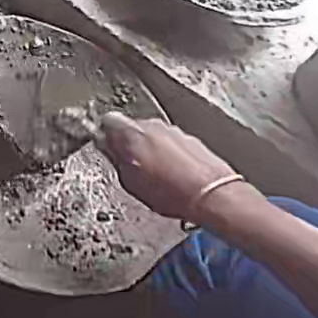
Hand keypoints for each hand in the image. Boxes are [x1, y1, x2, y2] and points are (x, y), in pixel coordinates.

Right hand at [96, 113, 251, 223]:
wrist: (212, 196)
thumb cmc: (173, 192)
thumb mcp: (129, 182)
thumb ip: (115, 160)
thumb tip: (109, 150)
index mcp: (130, 132)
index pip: (107, 121)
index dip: (105, 136)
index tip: (108, 150)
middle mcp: (152, 125)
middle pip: (131, 127)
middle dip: (129, 143)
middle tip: (131, 167)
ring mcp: (173, 130)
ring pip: (152, 135)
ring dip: (150, 149)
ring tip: (155, 176)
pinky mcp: (190, 139)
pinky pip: (171, 143)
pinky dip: (169, 155)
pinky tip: (172, 176)